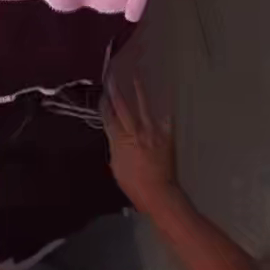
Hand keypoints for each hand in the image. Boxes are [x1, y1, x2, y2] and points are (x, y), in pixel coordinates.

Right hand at [101, 78, 179, 208]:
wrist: (158, 192)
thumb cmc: (134, 184)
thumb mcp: (116, 165)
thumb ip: (115, 147)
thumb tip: (115, 136)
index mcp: (120, 140)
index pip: (109, 117)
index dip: (105, 105)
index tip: (103, 94)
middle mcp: (135, 132)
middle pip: (123, 107)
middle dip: (116, 91)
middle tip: (113, 77)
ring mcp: (152, 132)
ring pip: (143, 107)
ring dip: (139, 90)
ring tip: (137, 77)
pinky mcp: (166, 136)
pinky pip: (164, 118)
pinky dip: (163, 107)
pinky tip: (164, 96)